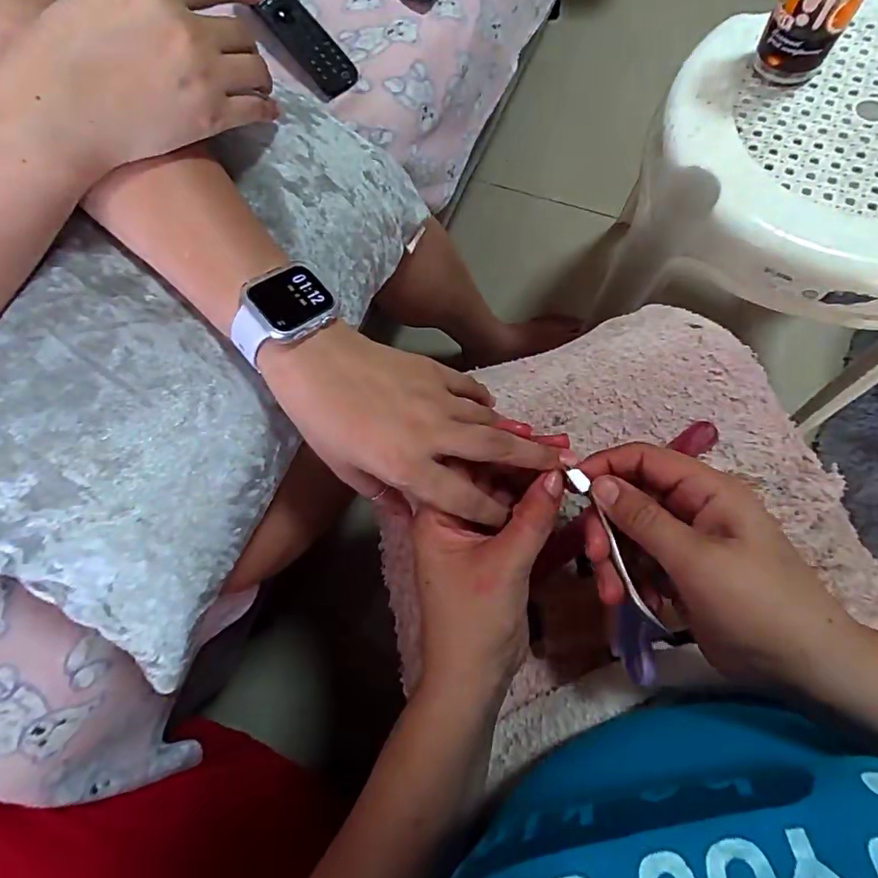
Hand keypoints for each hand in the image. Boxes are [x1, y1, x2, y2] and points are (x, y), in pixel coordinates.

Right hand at [0, 0, 275, 176]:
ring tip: (256, 85)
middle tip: (240, 57)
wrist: (56, 116)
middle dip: (243, 45)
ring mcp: (204, 72)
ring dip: (259, 76)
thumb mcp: (92, 3)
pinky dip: (266, 109)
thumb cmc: (53, 59)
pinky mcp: (212, 115)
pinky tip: (268, 111)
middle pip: (240, 32)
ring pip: (256, 69)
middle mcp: (187, 27)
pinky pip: (256, 108)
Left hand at [263, 322, 564, 525]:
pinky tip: (490, 410)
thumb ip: (386, 495)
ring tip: (540, 442)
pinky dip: (485, 402)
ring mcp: (438, 398)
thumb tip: (413, 516)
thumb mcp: (347, 471)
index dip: (491, 511)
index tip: (510, 516)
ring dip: (514, 433)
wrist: (314, 361)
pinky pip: (472, 390)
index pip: (463, 497)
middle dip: (533, 462)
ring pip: (488, 420)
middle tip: (563, 466)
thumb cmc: (323, 422)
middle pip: (494, 452)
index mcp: (407, 465)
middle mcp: (433, 434)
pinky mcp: (435, 372)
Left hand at [402, 469, 564, 699]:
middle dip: (525, 464)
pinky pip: (516, 520)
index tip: (540, 437)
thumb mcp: (505, 564)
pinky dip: (538, 509)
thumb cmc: (474, 620)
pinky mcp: (493, 551)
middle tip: (563, 448)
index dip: (503, 450)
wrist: (472, 677)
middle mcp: (451, 518)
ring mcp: (473, 535)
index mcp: (436, 515)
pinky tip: (561, 493)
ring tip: (568, 463)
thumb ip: (532, 517)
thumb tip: (557, 474)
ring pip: (506, 498)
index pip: (469, 469)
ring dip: (535, 484)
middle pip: (490, 480)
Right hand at [577, 442, 857, 686]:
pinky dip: (634, 584)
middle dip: (608, 530)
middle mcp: (694, 510)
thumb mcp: (695, 559)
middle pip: (632, 500)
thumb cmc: (756, 603)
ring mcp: (688, 545)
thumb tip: (599, 481)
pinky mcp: (684, 576)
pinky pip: (644, 566)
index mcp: (707, 491)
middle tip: (595, 562)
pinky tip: (643, 608)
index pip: (645, 459)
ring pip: (632, 538)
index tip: (571, 489)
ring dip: (617, 564)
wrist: (805, 668)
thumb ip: (643, 518)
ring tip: (616, 599)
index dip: (607, 466)